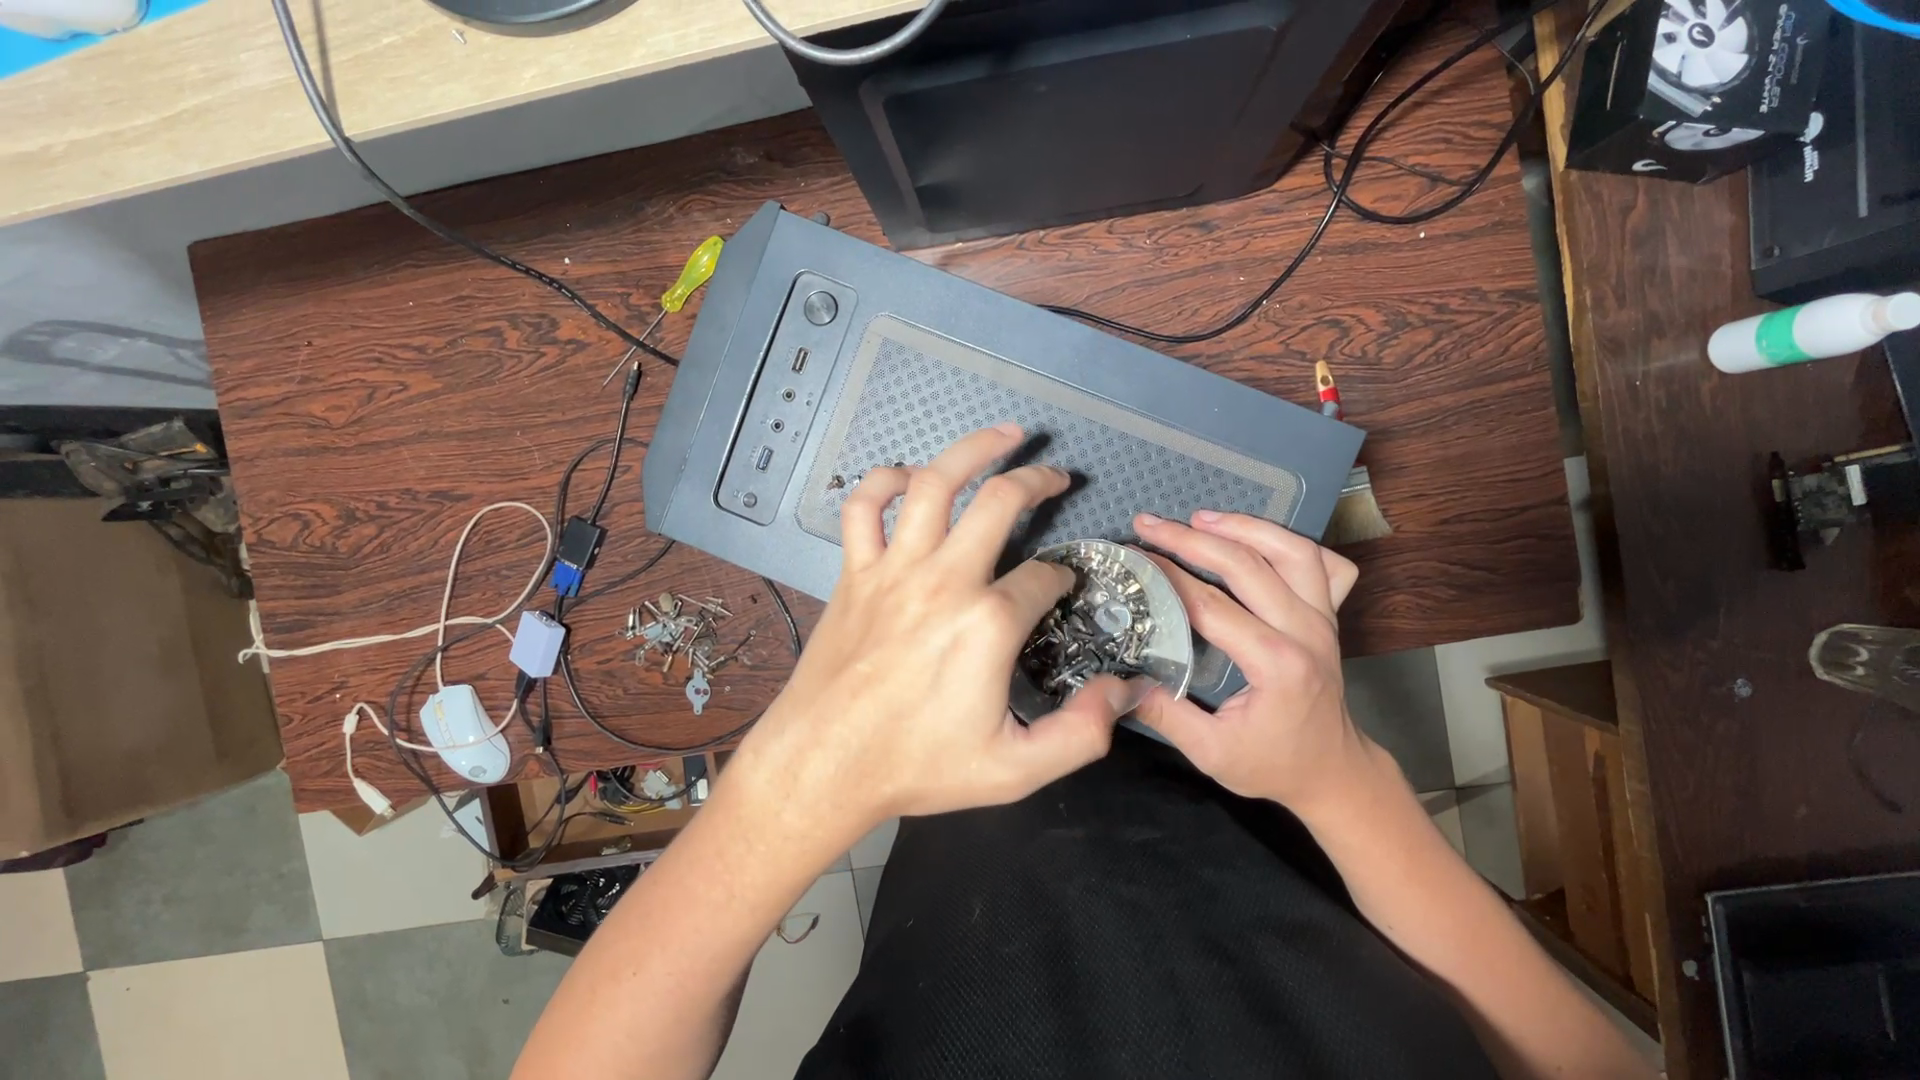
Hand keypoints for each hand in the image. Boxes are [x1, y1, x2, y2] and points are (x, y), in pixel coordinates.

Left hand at [731, 425, 1140, 842]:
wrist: (822, 765)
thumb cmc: (917, 766)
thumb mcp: (1014, 770)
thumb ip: (1080, 734)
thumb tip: (1124, 691)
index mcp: (988, 624)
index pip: (1043, 578)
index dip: (1062, 578)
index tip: (1062, 586)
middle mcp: (943, 581)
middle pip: (998, 502)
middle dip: (1037, 480)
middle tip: (1057, 475)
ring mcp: (892, 570)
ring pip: (932, 483)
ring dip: (970, 449)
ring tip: (1002, 434)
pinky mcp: (854, 574)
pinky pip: (862, 507)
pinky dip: (882, 480)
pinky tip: (906, 475)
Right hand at [1130, 511, 1371, 814]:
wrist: (1333, 772)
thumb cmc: (1272, 765)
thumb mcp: (1212, 753)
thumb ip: (1166, 715)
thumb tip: (1119, 683)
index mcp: (1276, 664)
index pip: (1212, 605)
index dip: (1169, 575)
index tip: (1135, 555)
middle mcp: (1306, 631)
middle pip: (1247, 566)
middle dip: (1191, 539)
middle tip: (1150, 523)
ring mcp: (1324, 619)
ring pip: (1292, 550)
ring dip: (1244, 526)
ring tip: (1200, 517)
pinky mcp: (1331, 616)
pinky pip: (1325, 565)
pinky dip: (1293, 544)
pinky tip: (1260, 539)